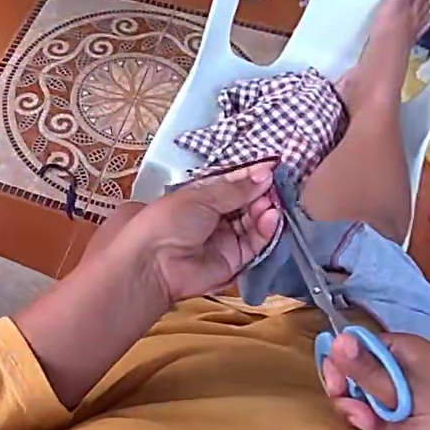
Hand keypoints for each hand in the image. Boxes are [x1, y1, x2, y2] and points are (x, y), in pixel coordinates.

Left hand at [91, 162, 281, 302]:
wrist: (154, 264)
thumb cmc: (168, 221)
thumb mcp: (201, 196)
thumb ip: (236, 187)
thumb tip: (265, 173)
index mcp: (201, 196)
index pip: (233, 183)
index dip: (251, 175)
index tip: (273, 165)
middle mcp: (215, 216)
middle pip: (246, 202)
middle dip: (262, 192)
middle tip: (276, 184)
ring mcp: (225, 238)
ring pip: (254, 222)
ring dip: (265, 210)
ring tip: (272, 202)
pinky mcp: (234, 259)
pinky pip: (255, 243)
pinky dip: (265, 230)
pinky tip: (271, 217)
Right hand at [320, 331, 429, 429]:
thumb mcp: (410, 397)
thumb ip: (369, 373)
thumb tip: (337, 339)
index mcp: (403, 351)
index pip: (357, 347)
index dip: (342, 365)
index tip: (336, 387)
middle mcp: (399, 371)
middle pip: (354, 376)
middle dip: (350, 395)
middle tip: (356, 413)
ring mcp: (399, 400)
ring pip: (361, 402)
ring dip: (362, 416)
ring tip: (375, 428)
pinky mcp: (400, 426)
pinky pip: (373, 423)